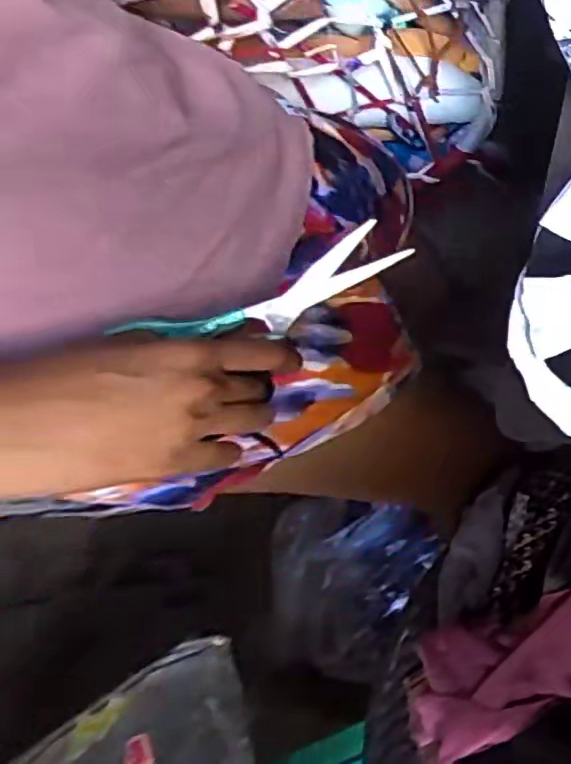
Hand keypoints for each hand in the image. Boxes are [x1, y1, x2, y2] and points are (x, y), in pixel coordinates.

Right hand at [0, 335, 300, 498]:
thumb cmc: (49, 380)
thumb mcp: (126, 347)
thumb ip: (185, 346)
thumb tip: (236, 339)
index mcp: (194, 356)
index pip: (269, 353)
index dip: (285, 358)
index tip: (289, 363)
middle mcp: (206, 388)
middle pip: (261, 388)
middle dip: (255, 389)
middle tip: (239, 395)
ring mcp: (194, 426)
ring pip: (257, 419)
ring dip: (249, 417)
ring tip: (229, 419)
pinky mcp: (173, 462)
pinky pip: (229, 455)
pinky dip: (227, 450)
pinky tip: (210, 447)